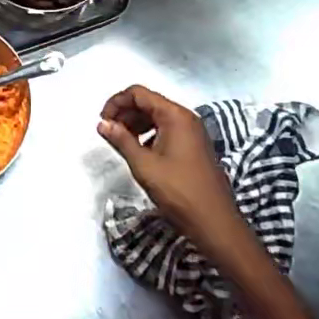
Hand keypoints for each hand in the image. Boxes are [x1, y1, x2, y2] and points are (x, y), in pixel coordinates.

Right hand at [97, 86, 252, 254]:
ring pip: (156, 117)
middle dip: (125, 113)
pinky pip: (166, 130)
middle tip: (109, 132)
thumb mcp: (143, 164)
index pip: (138, 93)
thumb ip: (121, 139)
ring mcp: (193, 133)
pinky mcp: (195, 148)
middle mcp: (186, 119)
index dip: (116, 102)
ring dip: (135, 124)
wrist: (216, 225)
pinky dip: (148, 134)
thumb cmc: (178, 191)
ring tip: (121, 142)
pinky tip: (140, 152)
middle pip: (148, 103)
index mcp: (175, 116)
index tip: (102, 121)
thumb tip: (102, 123)